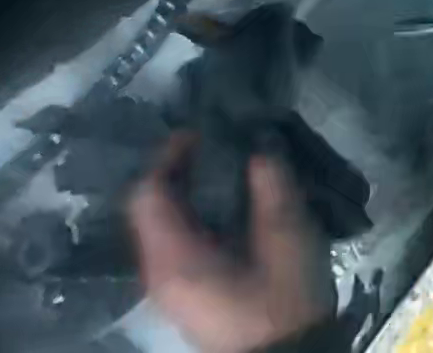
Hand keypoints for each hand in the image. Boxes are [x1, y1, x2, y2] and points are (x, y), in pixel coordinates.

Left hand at [129, 133, 335, 352]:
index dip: (170, 153)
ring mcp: (175, 282)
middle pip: (155, 202)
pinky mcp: (194, 287)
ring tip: (240, 156)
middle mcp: (162, 269)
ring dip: (199, 182)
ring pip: (171, 217)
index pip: (146, 193)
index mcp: (174, 258)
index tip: (208, 128)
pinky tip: (242, 192)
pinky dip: (206, 204)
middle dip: (188, 163)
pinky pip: (186, 232)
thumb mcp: (286, 235)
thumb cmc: (282, 303)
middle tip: (230, 135)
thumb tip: (259, 143)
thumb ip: (270, 183)